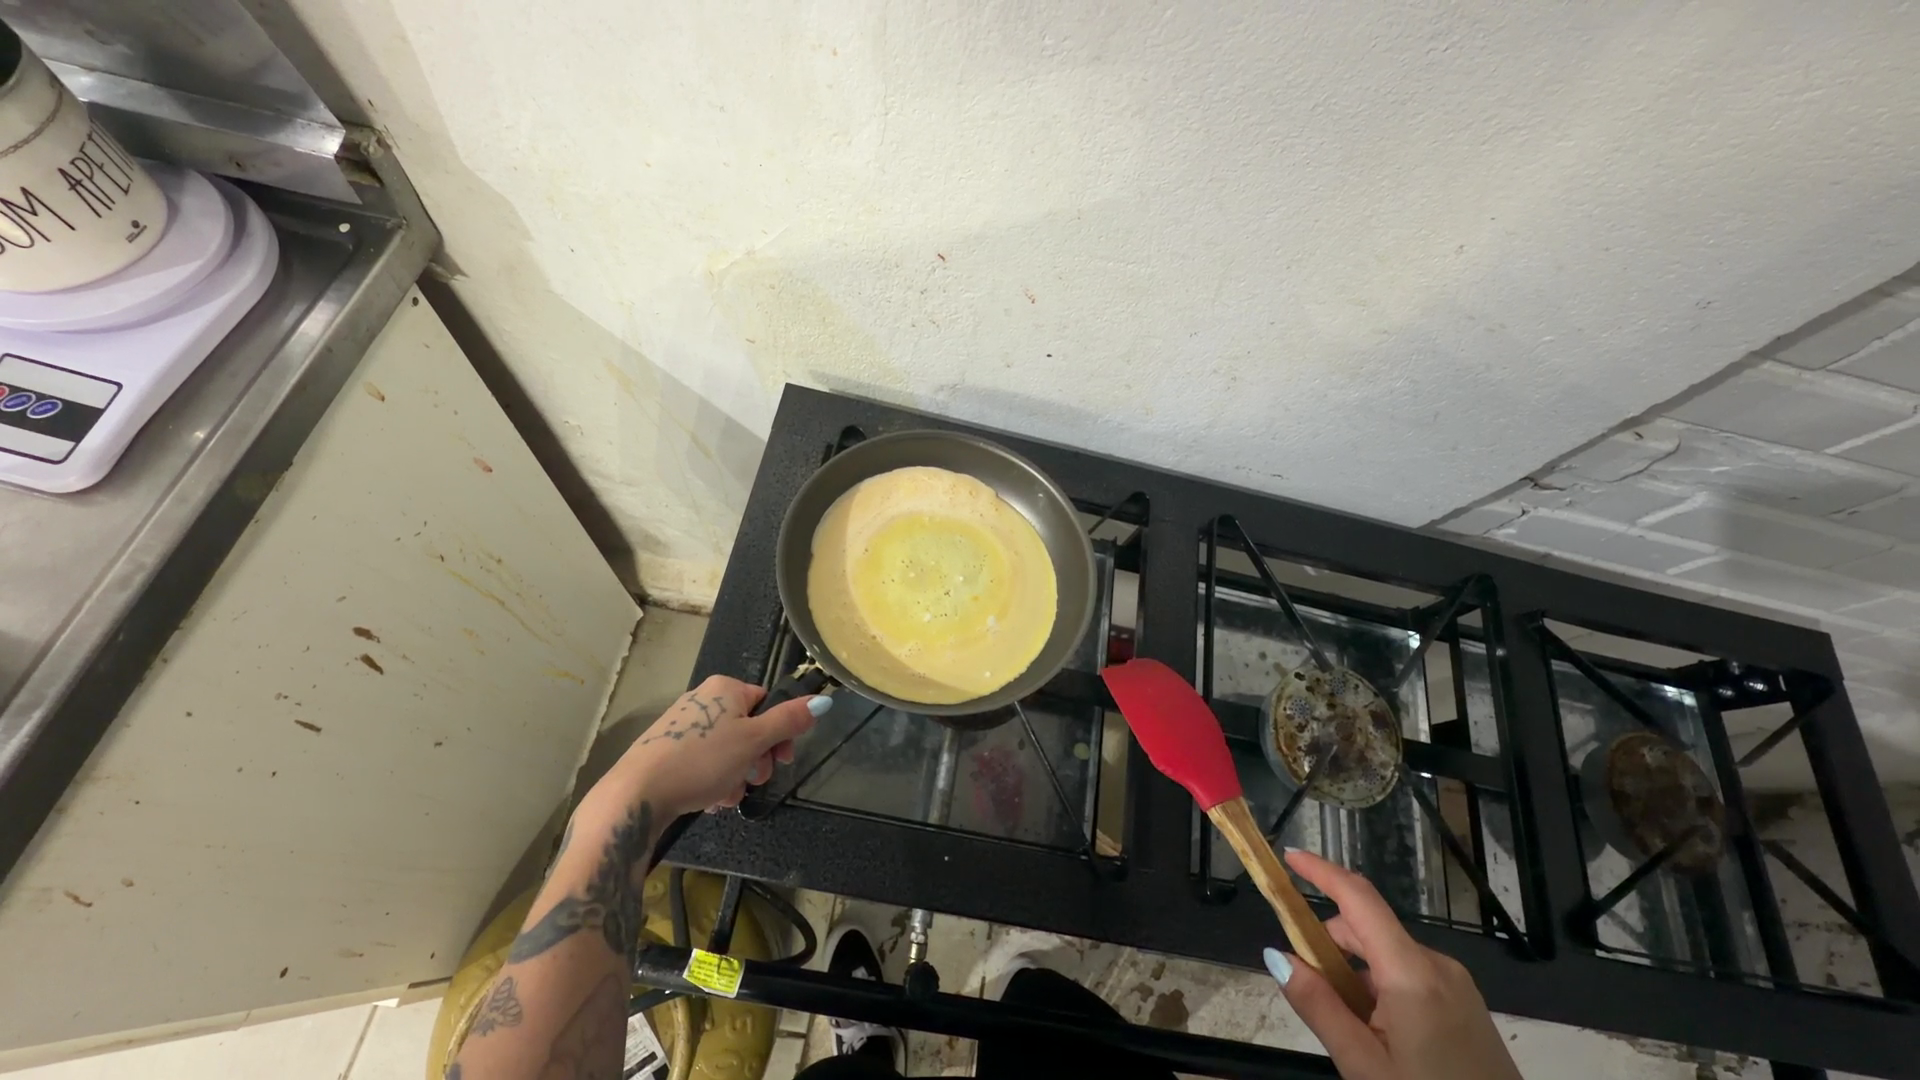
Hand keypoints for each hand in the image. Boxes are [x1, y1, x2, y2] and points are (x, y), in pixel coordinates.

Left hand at [585, 675, 826, 819]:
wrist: (638, 793)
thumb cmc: (702, 760)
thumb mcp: (754, 740)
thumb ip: (789, 720)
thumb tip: (824, 699)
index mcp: (725, 689)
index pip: (767, 702)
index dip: (780, 733)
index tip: (782, 761)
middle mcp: (703, 700)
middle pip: (749, 728)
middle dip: (757, 760)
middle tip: (754, 781)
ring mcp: (683, 726)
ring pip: (728, 751)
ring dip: (736, 776)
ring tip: (726, 796)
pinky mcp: (667, 750)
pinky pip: (705, 762)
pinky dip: (713, 780)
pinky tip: (709, 800)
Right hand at [1265, 850, 1520, 1079]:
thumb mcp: (1363, 1065)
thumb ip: (1318, 1005)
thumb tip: (1275, 954)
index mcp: (1412, 973)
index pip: (1359, 899)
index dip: (1321, 872)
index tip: (1288, 856)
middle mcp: (1437, 965)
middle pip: (1368, 928)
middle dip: (1328, 942)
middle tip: (1305, 987)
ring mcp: (1456, 984)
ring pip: (1386, 954)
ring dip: (1354, 971)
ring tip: (1346, 1026)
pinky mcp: (1466, 1004)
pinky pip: (1409, 975)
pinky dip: (1379, 986)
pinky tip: (1377, 1033)